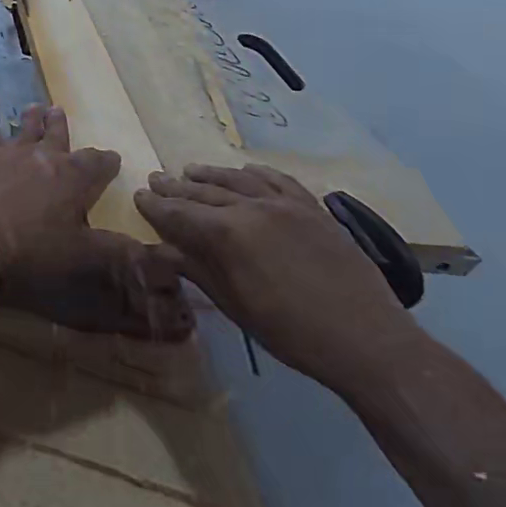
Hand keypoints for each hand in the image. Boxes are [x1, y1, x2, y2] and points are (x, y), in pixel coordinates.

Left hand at [0, 105, 119, 277]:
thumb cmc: (33, 252)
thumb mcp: (81, 257)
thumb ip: (112, 251)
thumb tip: (141, 250)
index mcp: (74, 177)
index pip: (98, 162)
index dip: (107, 161)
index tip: (112, 158)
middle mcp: (46, 156)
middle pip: (58, 135)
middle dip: (60, 124)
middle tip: (59, 110)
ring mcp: (13, 153)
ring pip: (26, 129)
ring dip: (32, 118)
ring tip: (34, 106)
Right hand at [135, 164, 416, 380]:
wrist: (365, 337)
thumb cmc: (291, 332)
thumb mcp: (236, 306)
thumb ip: (199, 270)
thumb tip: (163, 249)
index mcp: (228, 234)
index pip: (181, 213)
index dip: (157, 206)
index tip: (140, 196)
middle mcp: (252, 207)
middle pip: (205, 191)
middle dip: (177, 187)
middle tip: (156, 178)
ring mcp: (285, 203)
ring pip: (238, 180)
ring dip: (211, 174)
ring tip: (190, 169)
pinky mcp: (311, 207)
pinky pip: (278, 180)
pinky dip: (257, 173)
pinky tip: (245, 170)